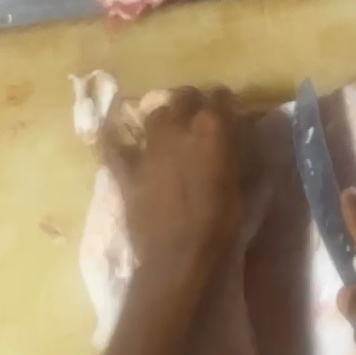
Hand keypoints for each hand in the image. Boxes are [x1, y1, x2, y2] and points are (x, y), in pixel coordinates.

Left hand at [100, 86, 249, 289]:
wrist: (180, 259)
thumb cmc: (221, 222)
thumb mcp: (242, 179)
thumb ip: (237, 147)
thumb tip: (238, 130)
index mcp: (212, 125)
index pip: (220, 95)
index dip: (225, 104)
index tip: (229, 115)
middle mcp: (178, 126)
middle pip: (185, 96)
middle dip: (194, 104)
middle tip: (201, 120)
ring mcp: (148, 146)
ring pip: (156, 113)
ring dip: (166, 115)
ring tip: (172, 128)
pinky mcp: (127, 169)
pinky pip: (113, 145)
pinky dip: (113, 135)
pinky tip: (113, 129)